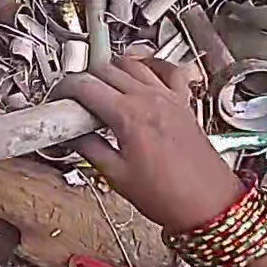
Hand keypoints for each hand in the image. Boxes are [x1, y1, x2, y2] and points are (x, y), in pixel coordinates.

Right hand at [58, 58, 243, 231]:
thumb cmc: (169, 195)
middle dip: (84, 79)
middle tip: (75, 98)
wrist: (208, 204)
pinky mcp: (183, 101)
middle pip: (106, 69)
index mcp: (128, 115)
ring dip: (112, 69)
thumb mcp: (117, 176)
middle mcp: (149, 98)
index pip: (86, 86)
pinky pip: (168, 69)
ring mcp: (168, 96)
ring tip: (101, 87)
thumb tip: (73, 135)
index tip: (58, 97)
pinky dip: (152, 64)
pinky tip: (142, 70)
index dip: (65, 88)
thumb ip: (90, 148)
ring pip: (133, 62)